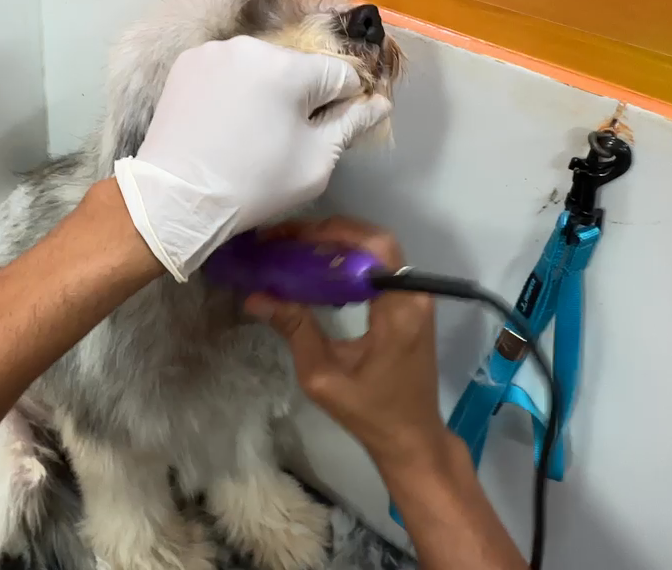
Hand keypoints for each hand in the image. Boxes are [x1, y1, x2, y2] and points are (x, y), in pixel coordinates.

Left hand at [115, 36, 391, 279]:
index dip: (343, 103)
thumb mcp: (315, 162)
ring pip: (260, 65)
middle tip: (283, 136)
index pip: (339, 74)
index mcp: (287, 67)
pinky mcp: (186, 62)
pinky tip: (223, 118)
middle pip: (297, 66)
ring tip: (250, 129)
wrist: (175, 195)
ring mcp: (213, 50)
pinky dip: (233, 86)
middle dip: (301, 95)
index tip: (327, 131)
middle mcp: (249, 45)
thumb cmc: (253, 184)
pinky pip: (227, 68)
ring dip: (266, 88)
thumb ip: (351, 125)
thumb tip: (380, 103)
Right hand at [245, 217, 453, 471]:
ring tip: (296, 248)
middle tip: (287, 239)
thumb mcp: (323, 376)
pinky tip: (318, 268)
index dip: (331, 233)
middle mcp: (413, 294)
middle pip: (374, 239)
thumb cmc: (370, 412)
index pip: (372, 248)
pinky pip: (378, 265)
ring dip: (336, 242)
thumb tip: (255, 295)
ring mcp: (415, 297)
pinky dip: (347, 258)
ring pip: (376, 248)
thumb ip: (294, 329)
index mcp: (398, 309)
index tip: (291, 238)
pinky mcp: (410, 303)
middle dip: (328, 231)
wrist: (412, 439)